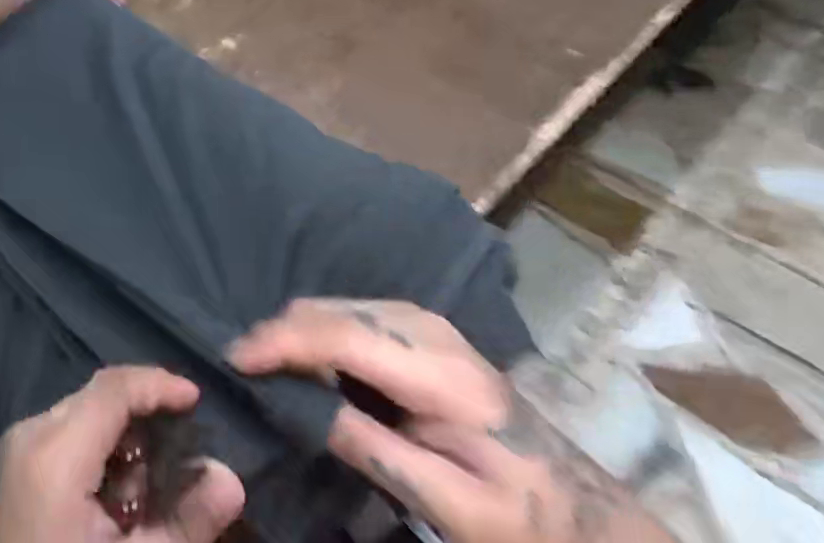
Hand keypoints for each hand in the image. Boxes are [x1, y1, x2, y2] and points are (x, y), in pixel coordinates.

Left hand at [0, 367, 245, 542]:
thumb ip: (186, 520)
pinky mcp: (15, 462)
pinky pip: (65, 435)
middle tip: (186, 458)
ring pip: (82, 415)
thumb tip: (228, 476)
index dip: (155, 385)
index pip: (109, 390)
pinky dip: (99, 454)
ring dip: (122, 442)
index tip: (198, 396)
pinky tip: (119, 501)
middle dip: (143, 419)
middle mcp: (30, 432)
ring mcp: (17, 445)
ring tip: (147, 499)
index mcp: (55, 452)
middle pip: (95, 399)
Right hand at [230, 300, 675, 542]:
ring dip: (290, 333)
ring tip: (269, 370)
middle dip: (275, 335)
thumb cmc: (525, 517)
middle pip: (325, 311)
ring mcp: (421, 321)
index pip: (338, 335)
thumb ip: (369, 447)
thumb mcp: (452, 505)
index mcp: (443, 374)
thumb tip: (289, 401)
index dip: (277, 342)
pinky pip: (341, 313)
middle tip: (245, 373)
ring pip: (327, 306)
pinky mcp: (414, 326)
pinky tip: (306, 363)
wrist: (589, 512)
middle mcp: (427, 328)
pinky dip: (311, 332)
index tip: (234, 362)